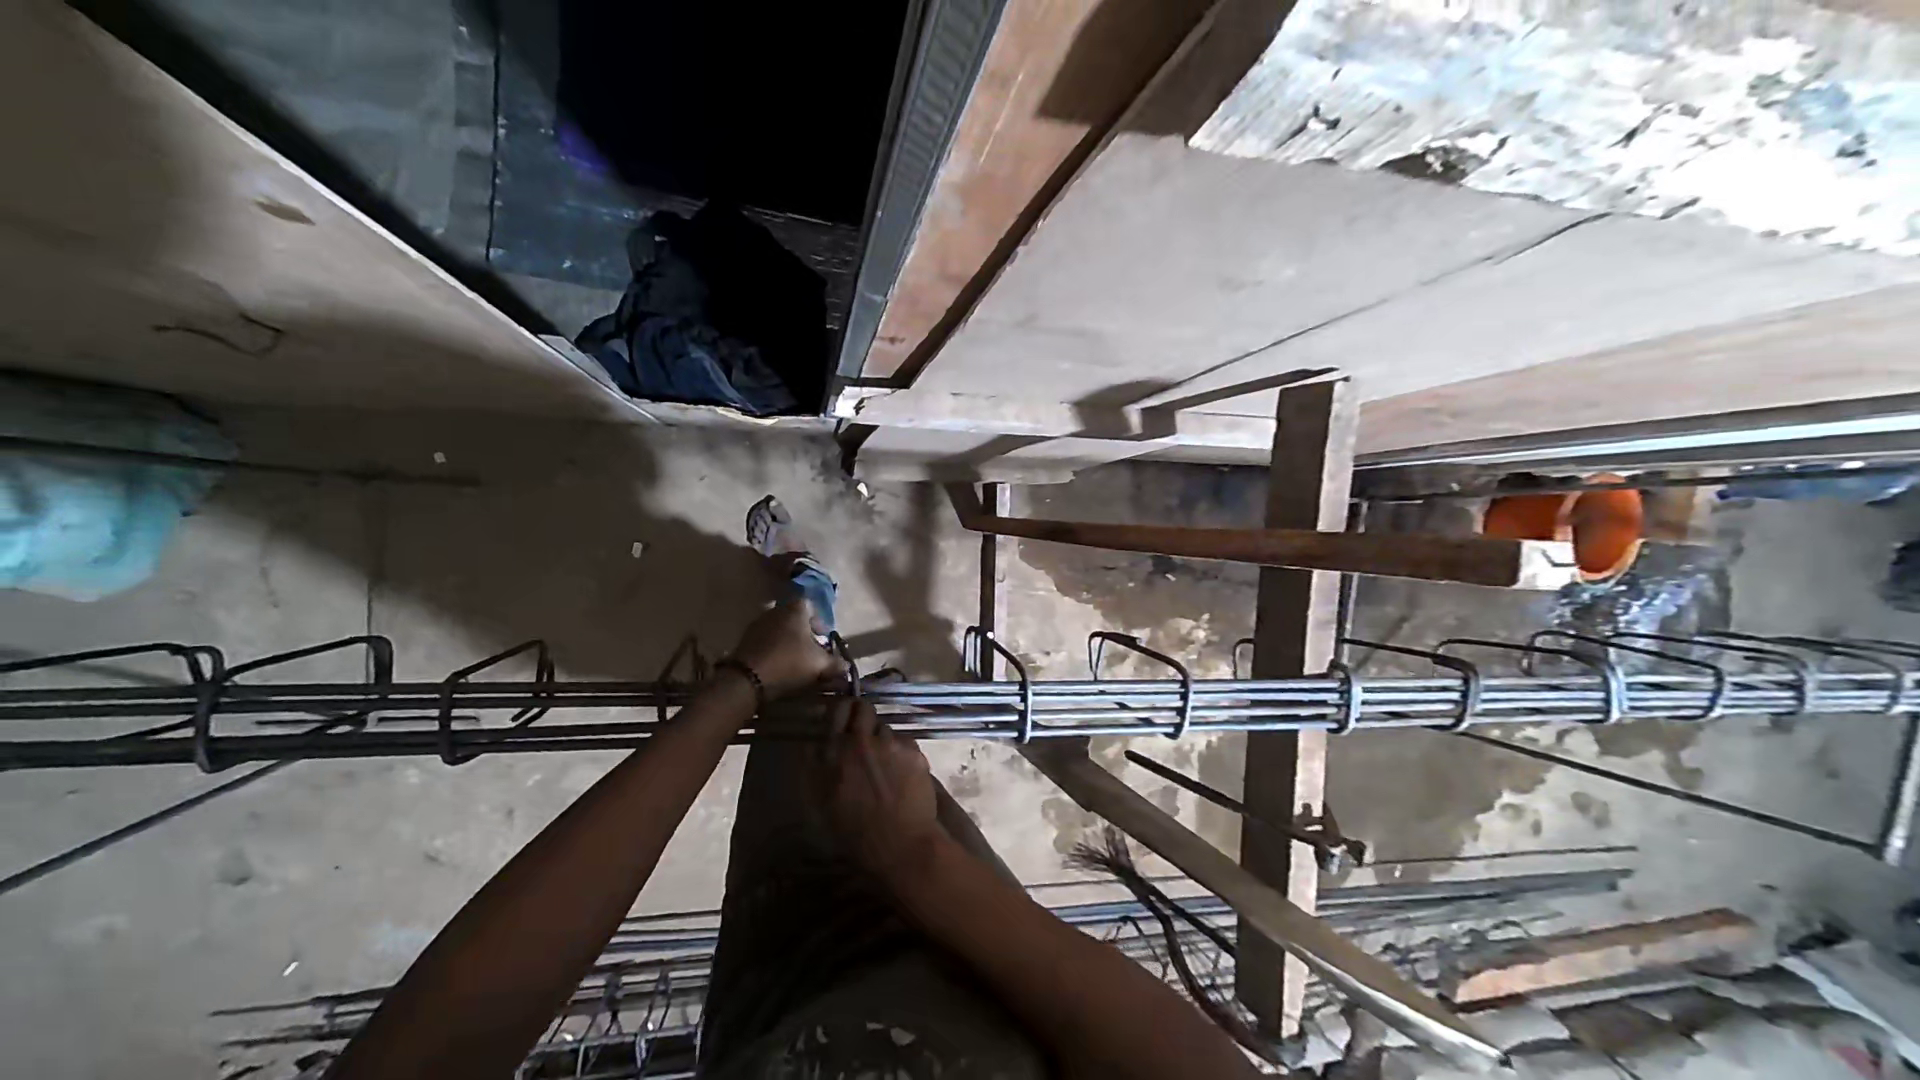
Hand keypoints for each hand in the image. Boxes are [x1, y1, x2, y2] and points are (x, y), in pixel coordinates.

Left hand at [730, 598, 839, 697]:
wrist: (747, 679)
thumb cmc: (790, 662)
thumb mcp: (820, 665)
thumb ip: (836, 663)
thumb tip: (846, 665)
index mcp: (795, 609)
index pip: (811, 606)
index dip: (819, 622)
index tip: (824, 640)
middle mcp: (775, 610)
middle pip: (795, 618)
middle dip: (805, 634)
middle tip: (812, 652)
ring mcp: (758, 624)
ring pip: (780, 630)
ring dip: (789, 642)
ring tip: (796, 661)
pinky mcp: (745, 640)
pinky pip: (766, 641)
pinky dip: (775, 649)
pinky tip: (779, 665)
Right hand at [822, 700, 942, 883]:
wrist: (901, 845)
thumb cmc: (855, 832)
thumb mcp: (821, 802)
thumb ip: (815, 767)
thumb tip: (812, 742)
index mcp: (835, 752)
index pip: (836, 710)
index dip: (840, 709)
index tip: (843, 716)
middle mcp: (861, 741)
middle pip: (863, 708)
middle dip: (862, 715)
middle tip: (864, 735)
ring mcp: (890, 744)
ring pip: (885, 727)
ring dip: (883, 739)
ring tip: (885, 765)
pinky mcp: (913, 751)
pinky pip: (905, 742)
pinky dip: (902, 753)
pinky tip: (902, 775)